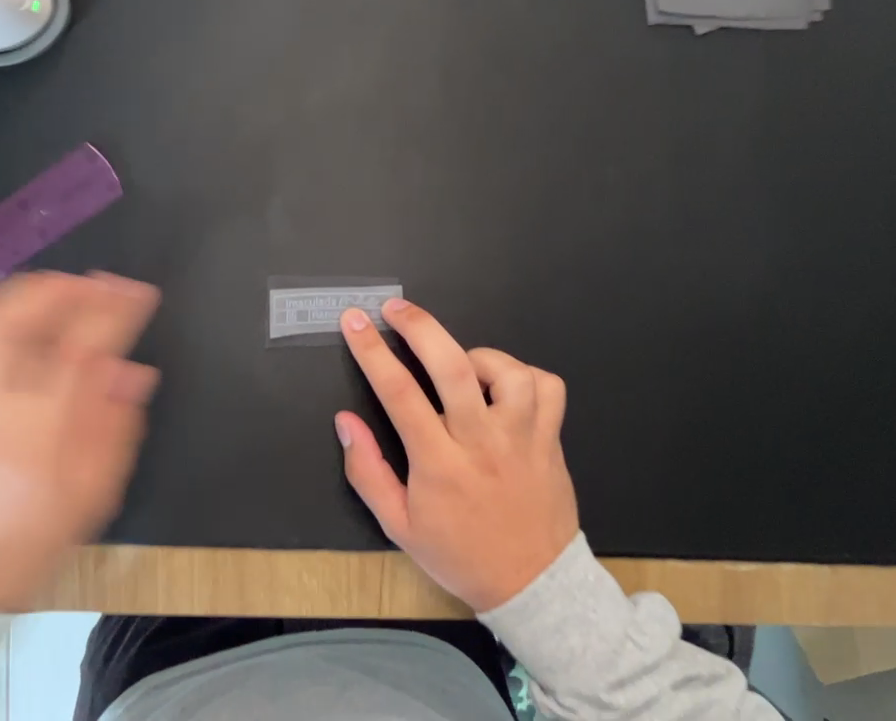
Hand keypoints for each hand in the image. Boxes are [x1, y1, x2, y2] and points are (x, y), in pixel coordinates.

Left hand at [0, 270, 160, 611]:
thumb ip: (116, 414)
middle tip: (114, 297)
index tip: (142, 293)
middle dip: (82, 291)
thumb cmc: (35, 529)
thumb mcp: (94, 481)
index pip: (84, 330)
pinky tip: (45, 337)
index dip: (119, 303)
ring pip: (9, 300)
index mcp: (29, 407)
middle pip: (37, 296)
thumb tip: (134, 367)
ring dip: (53, 302)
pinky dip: (22, 316)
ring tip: (84, 317)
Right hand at [335, 298, 579, 611]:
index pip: (399, 394)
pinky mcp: (551, 440)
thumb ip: (367, 470)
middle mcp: (482, 444)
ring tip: (459, 363)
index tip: (355, 321)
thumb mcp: (398, 525)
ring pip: (507, 372)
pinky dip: (523, 374)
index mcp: (439, 465)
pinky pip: (547, 387)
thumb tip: (344, 420)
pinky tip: (502, 385)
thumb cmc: (458, 553)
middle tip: (397, 309)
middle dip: (420, 327)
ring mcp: (523, 439)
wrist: (532, 585)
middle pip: (453, 368)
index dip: (372, 352)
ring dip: (477, 354)